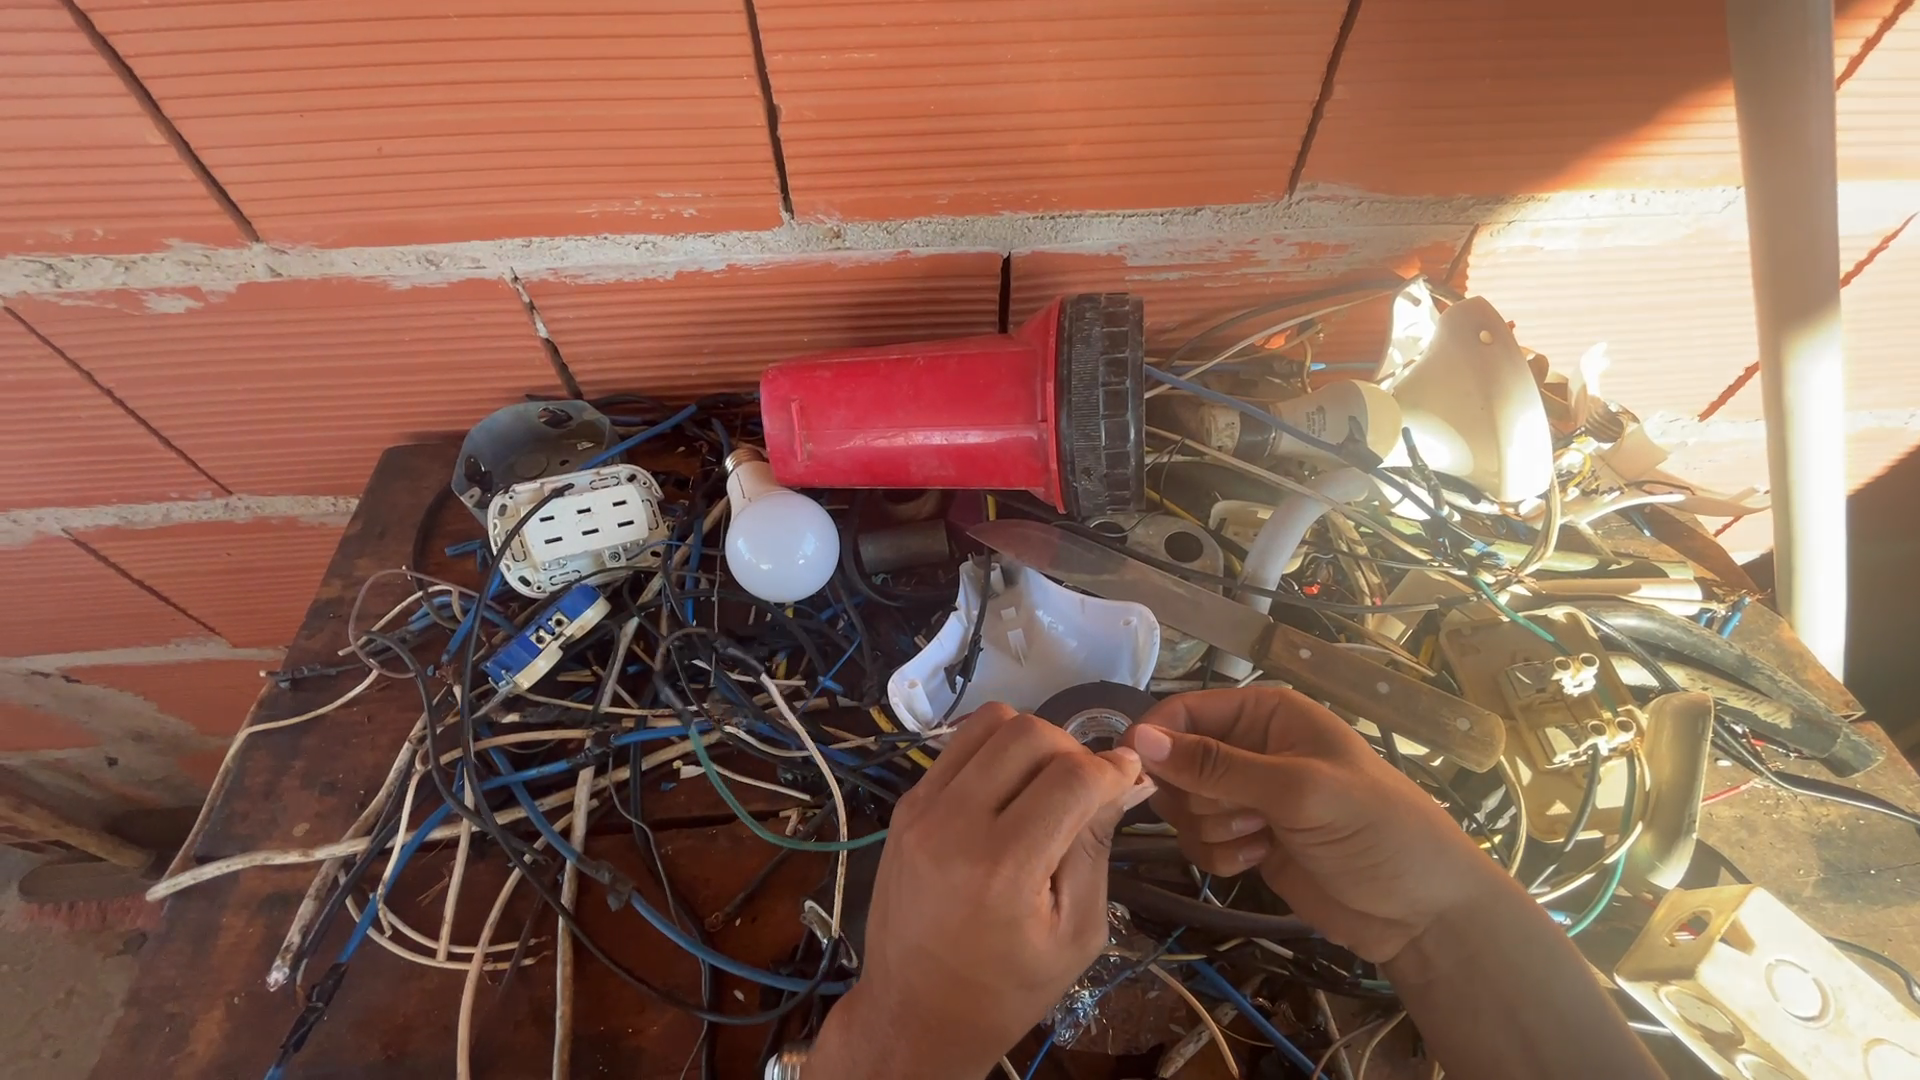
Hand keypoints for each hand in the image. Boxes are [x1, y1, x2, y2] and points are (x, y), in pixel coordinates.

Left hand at [808, 703, 1151, 1079]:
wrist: (913, 1013)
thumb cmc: (1006, 989)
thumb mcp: (1076, 935)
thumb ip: (1096, 847)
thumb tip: (1121, 778)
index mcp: (1004, 868)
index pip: (1072, 777)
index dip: (1111, 768)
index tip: (1127, 776)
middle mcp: (956, 822)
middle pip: (1029, 733)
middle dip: (1072, 749)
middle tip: (1085, 784)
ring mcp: (923, 806)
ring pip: (990, 721)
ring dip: (1031, 739)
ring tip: (1045, 779)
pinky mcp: (907, 803)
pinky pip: (958, 743)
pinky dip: (994, 748)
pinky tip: (1008, 786)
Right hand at [1123, 688, 1509, 964]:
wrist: (1425, 915)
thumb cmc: (1376, 830)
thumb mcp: (1297, 790)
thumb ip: (1215, 765)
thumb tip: (1138, 738)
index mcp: (1263, 713)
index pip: (1184, 711)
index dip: (1156, 738)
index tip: (1134, 771)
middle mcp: (1248, 747)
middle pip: (1175, 762)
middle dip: (1200, 795)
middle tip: (1244, 813)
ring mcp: (1245, 795)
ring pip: (1183, 805)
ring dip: (1214, 828)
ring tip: (1263, 837)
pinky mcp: (1244, 837)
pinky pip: (1198, 840)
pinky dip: (1222, 855)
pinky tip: (1261, 859)